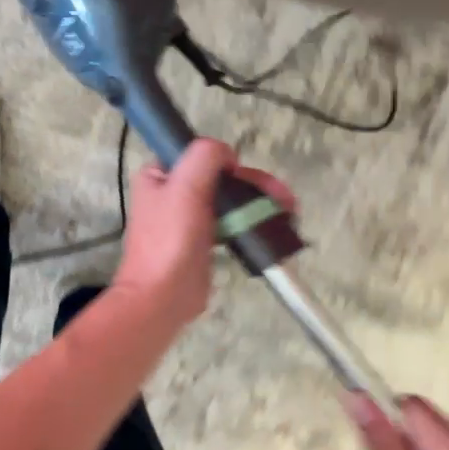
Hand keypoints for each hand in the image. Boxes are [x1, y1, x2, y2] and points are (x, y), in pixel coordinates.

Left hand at [112, 140, 296, 325]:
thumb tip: (226, 155)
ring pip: (229, 198)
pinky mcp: (204, 239)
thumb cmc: (170, 238)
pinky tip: (276, 227)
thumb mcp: (184, 187)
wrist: (163, 295)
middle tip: (284, 198)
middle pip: (219, 177)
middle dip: (254, 184)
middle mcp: (172, 190)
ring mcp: (188, 215)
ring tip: (289, 210)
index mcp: (159, 173)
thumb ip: (204, 157)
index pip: (198, 154)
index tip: (243, 176)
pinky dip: (252, 221)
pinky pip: (232, 221)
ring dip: (259, 201)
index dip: (225, 161)